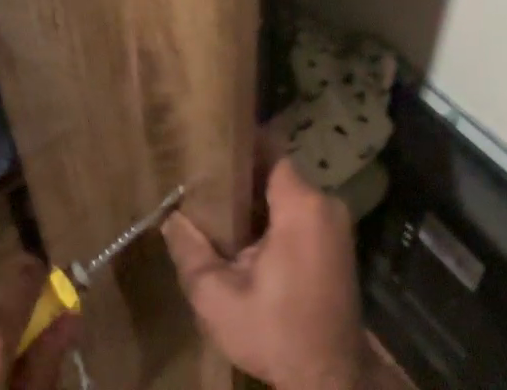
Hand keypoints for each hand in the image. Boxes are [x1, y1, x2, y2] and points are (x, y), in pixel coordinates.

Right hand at [162, 157, 362, 389]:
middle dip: (239, 175)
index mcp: (302, 206)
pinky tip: (243, 236)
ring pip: (286, 194)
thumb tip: (170, 218)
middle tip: (200, 179)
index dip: (236, 143)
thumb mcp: (220, 299)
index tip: (205, 141)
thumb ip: (191, 252)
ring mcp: (335, 224)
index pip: (269, 148)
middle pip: (275, 171)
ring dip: (255, 201)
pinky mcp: (337, 244)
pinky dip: (272, 218)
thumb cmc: (277, 334)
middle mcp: (325, 204)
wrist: (332, 382)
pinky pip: (299, 213)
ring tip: (215, 207)